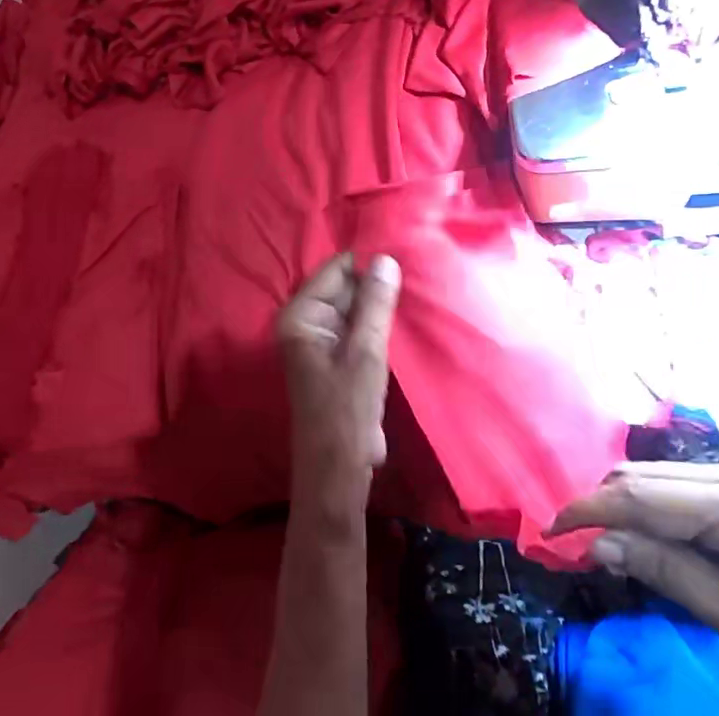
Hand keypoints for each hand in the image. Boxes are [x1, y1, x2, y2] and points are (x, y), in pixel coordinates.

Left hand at [274, 252, 399, 522]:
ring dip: (379, 303)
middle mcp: (305, 322)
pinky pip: (358, 328)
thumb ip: (374, 305)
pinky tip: (404, 316)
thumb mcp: (365, 353)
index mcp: (300, 315)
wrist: (338, 469)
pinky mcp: (337, 357)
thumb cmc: (346, 410)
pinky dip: (377, 323)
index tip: (404, 249)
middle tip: (417, 265)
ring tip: (417, 284)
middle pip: (344, 287)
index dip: (367, 261)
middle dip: (375, 281)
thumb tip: (385, 259)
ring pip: (354, 308)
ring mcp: (321, 340)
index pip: (335, 270)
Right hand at [553, 461, 718, 715]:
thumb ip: (673, 576)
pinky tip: (644, 539)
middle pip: (643, 477)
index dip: (588, 510)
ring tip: (601, 548)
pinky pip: (677, 485)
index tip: (547, 534)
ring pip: (654, 476)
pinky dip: (647, 508)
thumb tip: (595, 543)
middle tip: (572, 550)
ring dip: (620, 507)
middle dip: (599, 508)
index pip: (643, 495)